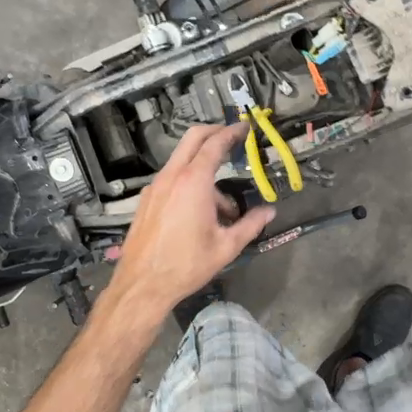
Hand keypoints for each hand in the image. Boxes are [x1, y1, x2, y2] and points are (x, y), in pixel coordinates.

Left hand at [110, 124, 276, 313]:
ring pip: (182, 161)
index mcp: (193, 182)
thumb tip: (269, 211)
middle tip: (233, 139)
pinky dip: (189, 181)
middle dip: (214, 133)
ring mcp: (155, 186)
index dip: (232, 132)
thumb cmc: (186, 265)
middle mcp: (171, 176)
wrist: (142, 284)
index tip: (245, 127)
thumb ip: (251, 224)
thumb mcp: (226, 247)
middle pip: (193, 138)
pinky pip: (171, 178)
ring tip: (224, 206)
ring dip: (204, 167)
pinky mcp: (147, 199)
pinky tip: (200, 212)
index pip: (215, 144)